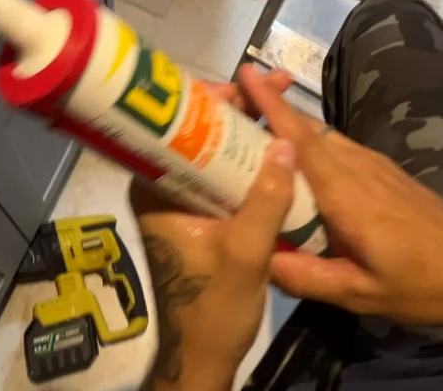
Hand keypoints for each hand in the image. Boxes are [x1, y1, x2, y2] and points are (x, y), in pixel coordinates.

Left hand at [130, 72, 298, 390]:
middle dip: (236, 106)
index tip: (247, 84)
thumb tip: (288, 143)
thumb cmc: (213, 309)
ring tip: (280, 102)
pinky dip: (246, 154)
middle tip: (275, 86)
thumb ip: (266, 200)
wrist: (203, 359)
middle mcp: (160, 184)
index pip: (174, 123)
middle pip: (196, 129)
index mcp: (154, 188)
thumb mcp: (245, 254)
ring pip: (211, 146)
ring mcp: (179, 196)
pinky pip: (221, 169)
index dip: (210, 97)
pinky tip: (275, 142)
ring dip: (245, 126)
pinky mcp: (198, 209)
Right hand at [236, 64, 442, 330]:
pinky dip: (311, 146)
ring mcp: (373, 164)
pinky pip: (338, 148)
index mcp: (345, 192)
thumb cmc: (423, 283)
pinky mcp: (385, 170)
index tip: (245, 72)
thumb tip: (257, 258)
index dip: (270, 104)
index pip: (299, 137)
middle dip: (268, 112)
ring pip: (322, 136)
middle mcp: (356, 166)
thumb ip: (308, 279)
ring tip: (253, 139)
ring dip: (289, 129)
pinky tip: (301, 169)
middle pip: (305, 129)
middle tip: (228, 111)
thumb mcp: (362, 294)